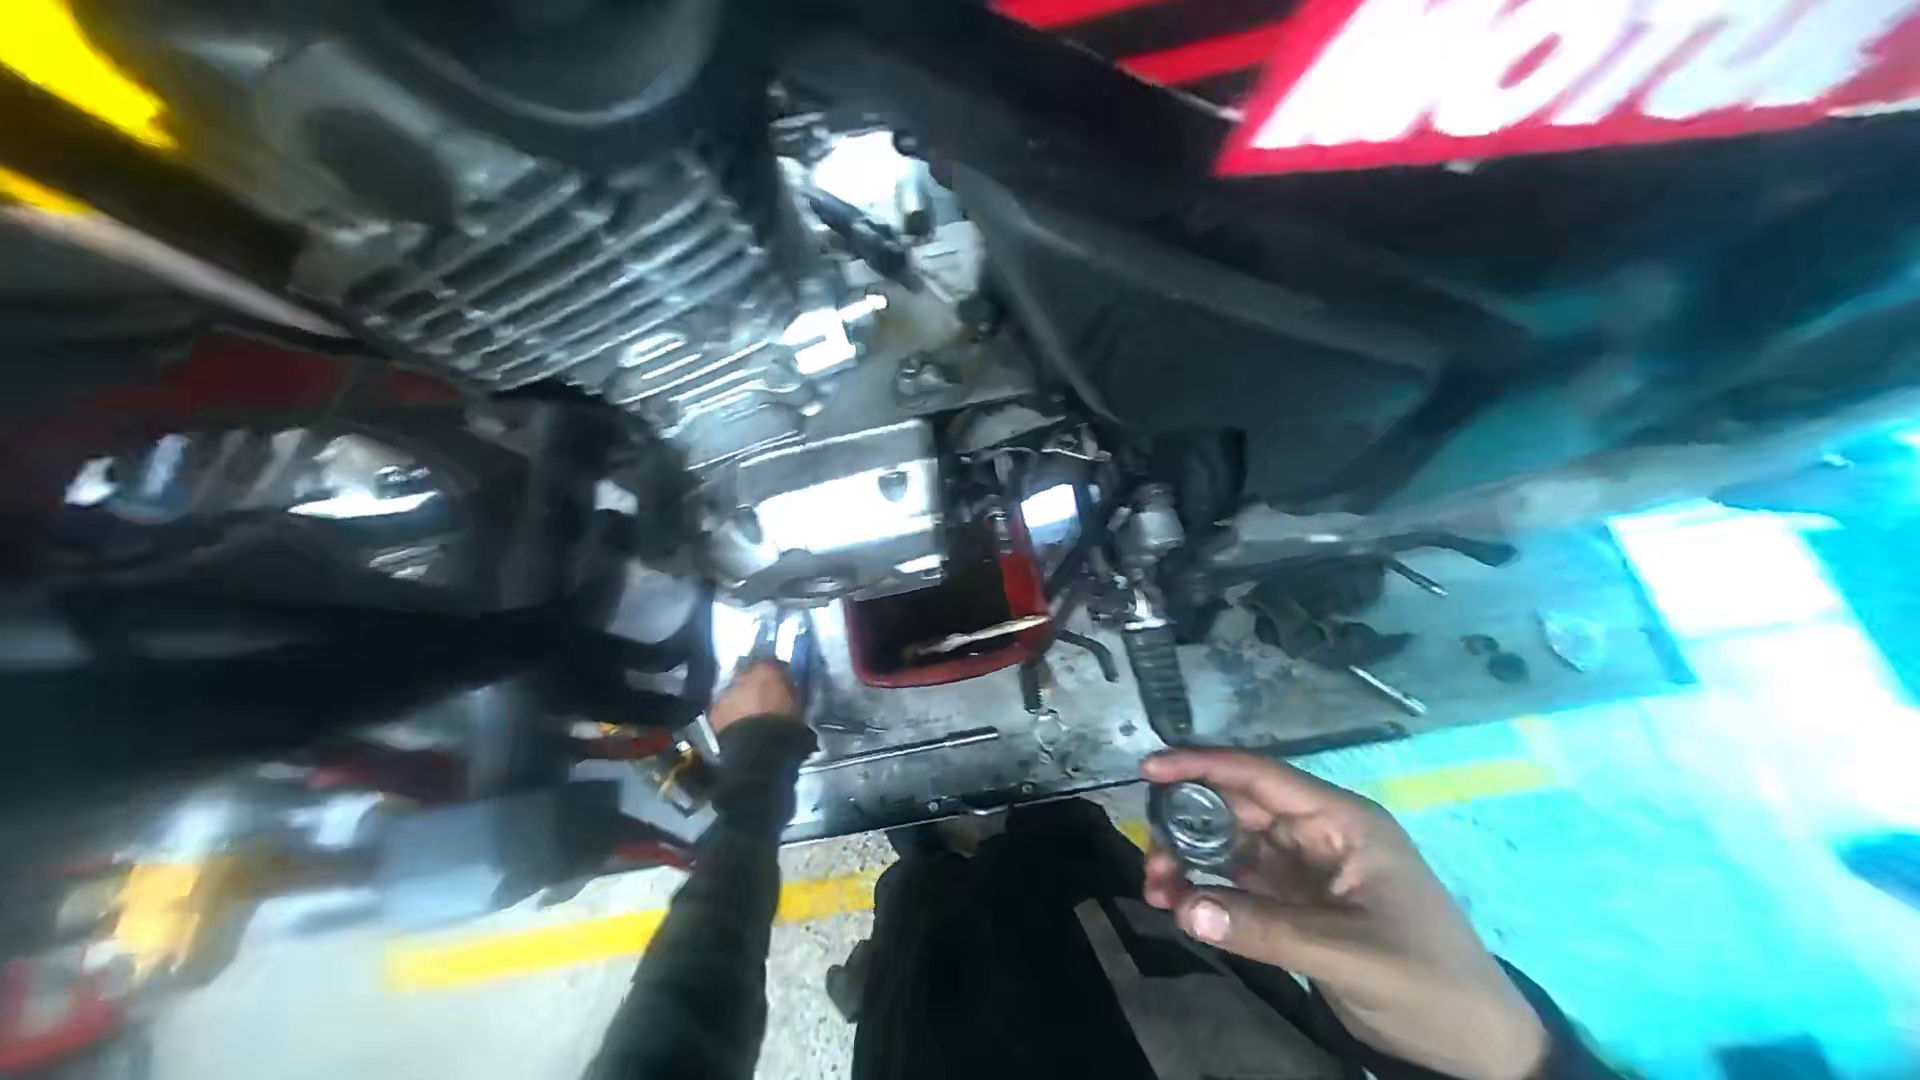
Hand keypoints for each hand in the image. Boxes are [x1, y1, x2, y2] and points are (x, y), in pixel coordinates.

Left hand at [709, 660, 798, 733]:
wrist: (755, 745)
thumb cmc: (783, 721)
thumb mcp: (796, 700)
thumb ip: (788, 686)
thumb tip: (785, 682)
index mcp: (766, 668)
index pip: (771, 661)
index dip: (775, 670)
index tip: (780, 679)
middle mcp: (743, 674)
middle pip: (748, 672)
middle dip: (753, 680)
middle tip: (761, 693)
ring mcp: (725, 692)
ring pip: (734, 688)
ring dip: (740, 695)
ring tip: (748, 710)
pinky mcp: (714, 710)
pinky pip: (723, 706)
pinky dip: (729, 710)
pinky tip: (737, 721)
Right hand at [1141, 750, 1546, 1079]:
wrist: (1477, 1052)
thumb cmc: (1431, 983)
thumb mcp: (1352, 955)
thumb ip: (1266, 929)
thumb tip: (1184, 908)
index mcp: (1339, 820)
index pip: (1260, 776)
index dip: (1202, 765)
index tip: (1149, 769)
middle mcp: (1314, 831)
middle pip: (1234, 808)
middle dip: (1185, 824)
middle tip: (1151, 856)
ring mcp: (1300, 865)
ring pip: (1227, 843)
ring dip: (1188, 859)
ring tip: (1157, 889)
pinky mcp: (1290, 899)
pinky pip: (1234, 880)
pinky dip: (1204, 888)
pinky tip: (1179, 905)